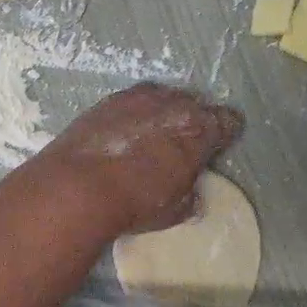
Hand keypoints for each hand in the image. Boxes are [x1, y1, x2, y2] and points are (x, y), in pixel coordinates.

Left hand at [35, 84, 242, 234]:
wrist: (78, 186)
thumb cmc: (135, 201)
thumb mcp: (175, 210)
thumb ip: (190, 195)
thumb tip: (191, 192)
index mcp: (199, 129)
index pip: (228, 121)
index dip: (226, 132)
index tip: (220, 143)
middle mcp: (172, 104)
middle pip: (194, 103)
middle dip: (194, 119)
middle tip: (184, 141)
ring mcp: (137, 98)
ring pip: (162, 96)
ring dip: (163, 111)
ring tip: (153, 133)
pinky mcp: (106, 101)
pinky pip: (130, 101)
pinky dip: (133, 113)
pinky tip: (125, 130)